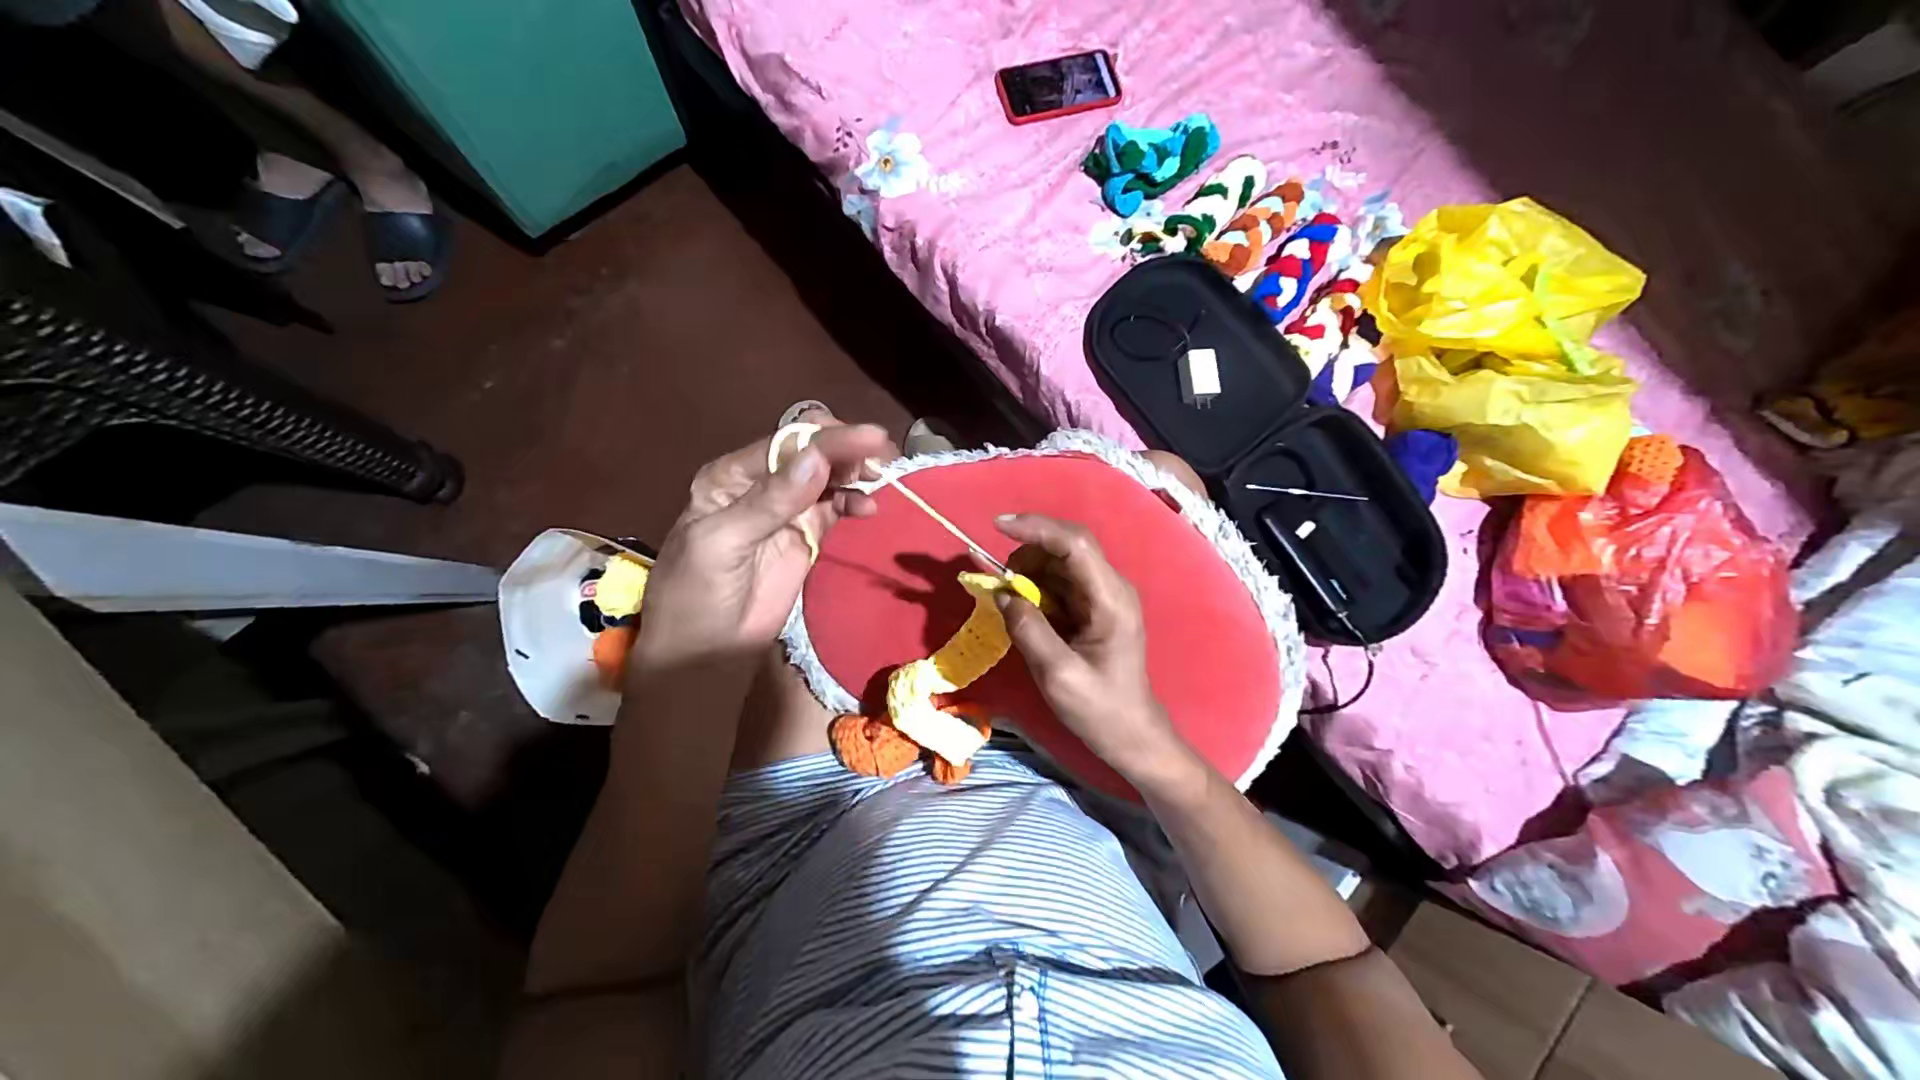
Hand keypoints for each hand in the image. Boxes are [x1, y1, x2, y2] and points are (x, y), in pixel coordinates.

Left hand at [638, 423, 896, 663]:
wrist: (702, 651)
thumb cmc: (696, 592)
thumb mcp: (723, 541)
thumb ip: (771, 500)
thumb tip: (817, 457)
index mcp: (733, 476)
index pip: (787, 444)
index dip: (828, 438)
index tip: (870, 439)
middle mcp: (762, 485)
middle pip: (812, 454)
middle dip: (847, 450)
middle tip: (883, 457)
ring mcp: (787, 511)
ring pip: (828, 478)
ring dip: (855, 474)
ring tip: (880, 480)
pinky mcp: (806, 537)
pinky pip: (835, 509)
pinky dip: (854, 504)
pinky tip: (867, 509)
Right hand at [993, 514, 1194, 786]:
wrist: (1130, 733)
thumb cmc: (1099, 708)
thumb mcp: (1057, 674)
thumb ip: (1028, 630)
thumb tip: (1002, 595)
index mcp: (1110, 599)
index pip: (1075, 544)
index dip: (1036, 528)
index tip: (997, 526)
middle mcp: (1110, 587)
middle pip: (1066, 545)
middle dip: (1027, 551)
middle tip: (998, 579)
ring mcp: (1102, 595)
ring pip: (1059, 561)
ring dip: (1028, 570)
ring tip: (1008, 598)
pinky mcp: (1091, 606)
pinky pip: (1058, 581)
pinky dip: (1034, 585)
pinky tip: (1022, 608)